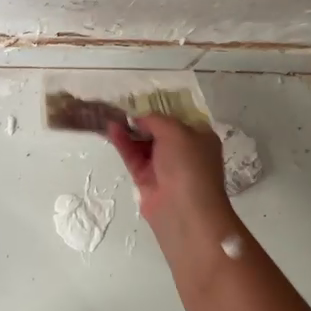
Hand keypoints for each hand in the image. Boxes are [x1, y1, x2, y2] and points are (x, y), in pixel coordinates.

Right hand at [105, 115, 231, 232]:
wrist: (184, 210)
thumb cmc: (189, 165)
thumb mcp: (176, 131)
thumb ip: (155, 120)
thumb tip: (139, 119)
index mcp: (200, 138)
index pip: (179, 119)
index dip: (161, 110)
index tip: (141, 100)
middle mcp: (184, 152)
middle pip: (159, 132)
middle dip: (141, 121)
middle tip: (121, 108)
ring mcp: (164, 167)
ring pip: (143, 144)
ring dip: (129, 131)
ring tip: (111, 116)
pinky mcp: (147, 180)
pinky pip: (133, 157)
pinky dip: (123, 143)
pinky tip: (111, 130)